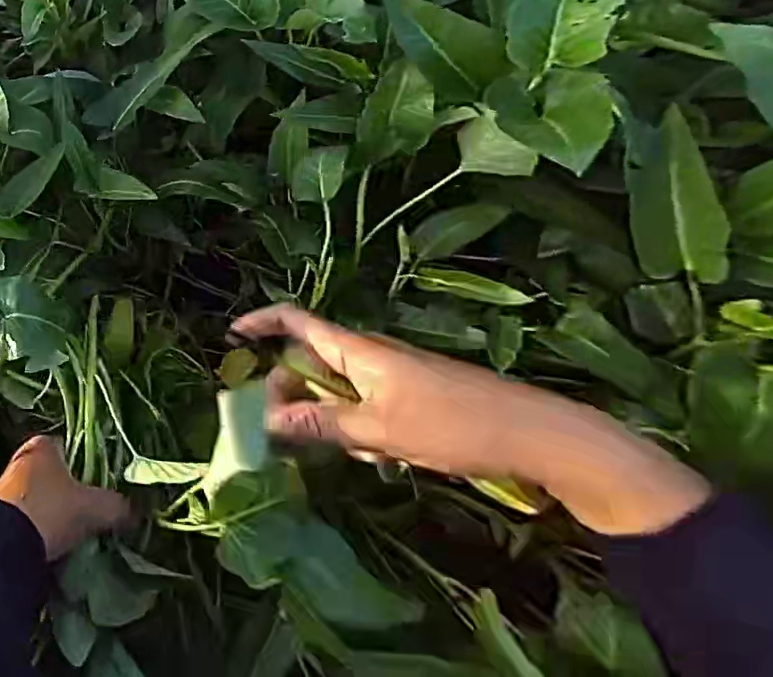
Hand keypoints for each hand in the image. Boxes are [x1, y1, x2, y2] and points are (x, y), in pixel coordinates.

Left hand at [0, 435, 131, 558]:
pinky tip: (55, 542)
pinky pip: (30, 514)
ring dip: (57, 510)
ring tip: (78, 532)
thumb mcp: (92, 508)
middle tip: (95, 511)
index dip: (92, 464)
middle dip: (74, 491)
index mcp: (43, 444)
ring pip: (43, 494)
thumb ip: (116, 505)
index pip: (73, 446)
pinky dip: (42, 525)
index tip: (105, 485)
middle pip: (57, 472)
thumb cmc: (50, 509)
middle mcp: (23, 457)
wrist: (4, 545)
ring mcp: (7, 484)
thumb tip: (137, 510)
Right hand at [232, 304, 711, 535]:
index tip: (231, 337)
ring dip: (329, 416)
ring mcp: (389, 373)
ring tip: (354, 450)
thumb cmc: (453, 424)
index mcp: (354, 349)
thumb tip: (269, 420)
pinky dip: (358, 425)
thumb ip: (320, 423)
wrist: (541, 435)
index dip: (259, 322)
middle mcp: (366, 354)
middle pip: (308, 361)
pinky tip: (383, 454)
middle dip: (290, 391)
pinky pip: (364, 402)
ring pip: (336, 388)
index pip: (293, 320)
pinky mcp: (409, 393)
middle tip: (282, 428)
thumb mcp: (379, 430)